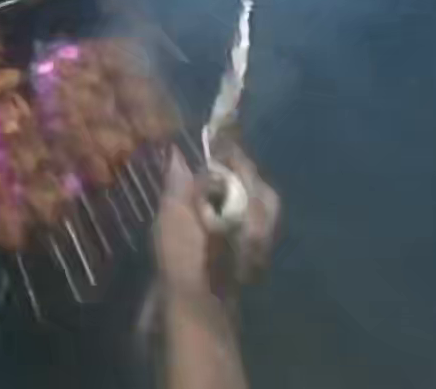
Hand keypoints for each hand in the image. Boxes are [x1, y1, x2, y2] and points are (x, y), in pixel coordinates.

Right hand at [156, 148, 279, 295]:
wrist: (198, 303)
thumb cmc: (185, 254)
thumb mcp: (173, 214)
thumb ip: (178, 182)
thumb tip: (176, 152)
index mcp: (247, 212)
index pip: (243, 171)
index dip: (229, 150)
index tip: (214, 133)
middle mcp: (262, 226)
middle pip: (261, 188)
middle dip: (242, 167)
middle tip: (216, 152)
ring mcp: (261, 242)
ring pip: (262, 205)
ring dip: (243, 184)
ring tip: (216, 173)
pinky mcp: (254, 253)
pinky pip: (255, 218)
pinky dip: (241, 202)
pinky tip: (218, 200)